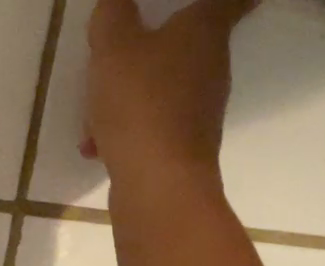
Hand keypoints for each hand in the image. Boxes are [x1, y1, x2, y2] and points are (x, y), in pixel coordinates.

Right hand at [83, 0, 252, 192]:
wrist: (158, 187)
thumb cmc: (141, 104)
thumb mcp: (113, 48)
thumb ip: (113, 14)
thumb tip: (116, 1)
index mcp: (204, 30)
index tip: (229, 0)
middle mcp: (211, 69)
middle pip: (193, 46)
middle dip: (160, 46)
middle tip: (128, 44)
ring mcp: (200, 113)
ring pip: (164, 91)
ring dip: (132, 96)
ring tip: (95, 112)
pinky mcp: (184, 150)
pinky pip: (152, 126)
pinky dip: (127, 130)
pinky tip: (97, 145)